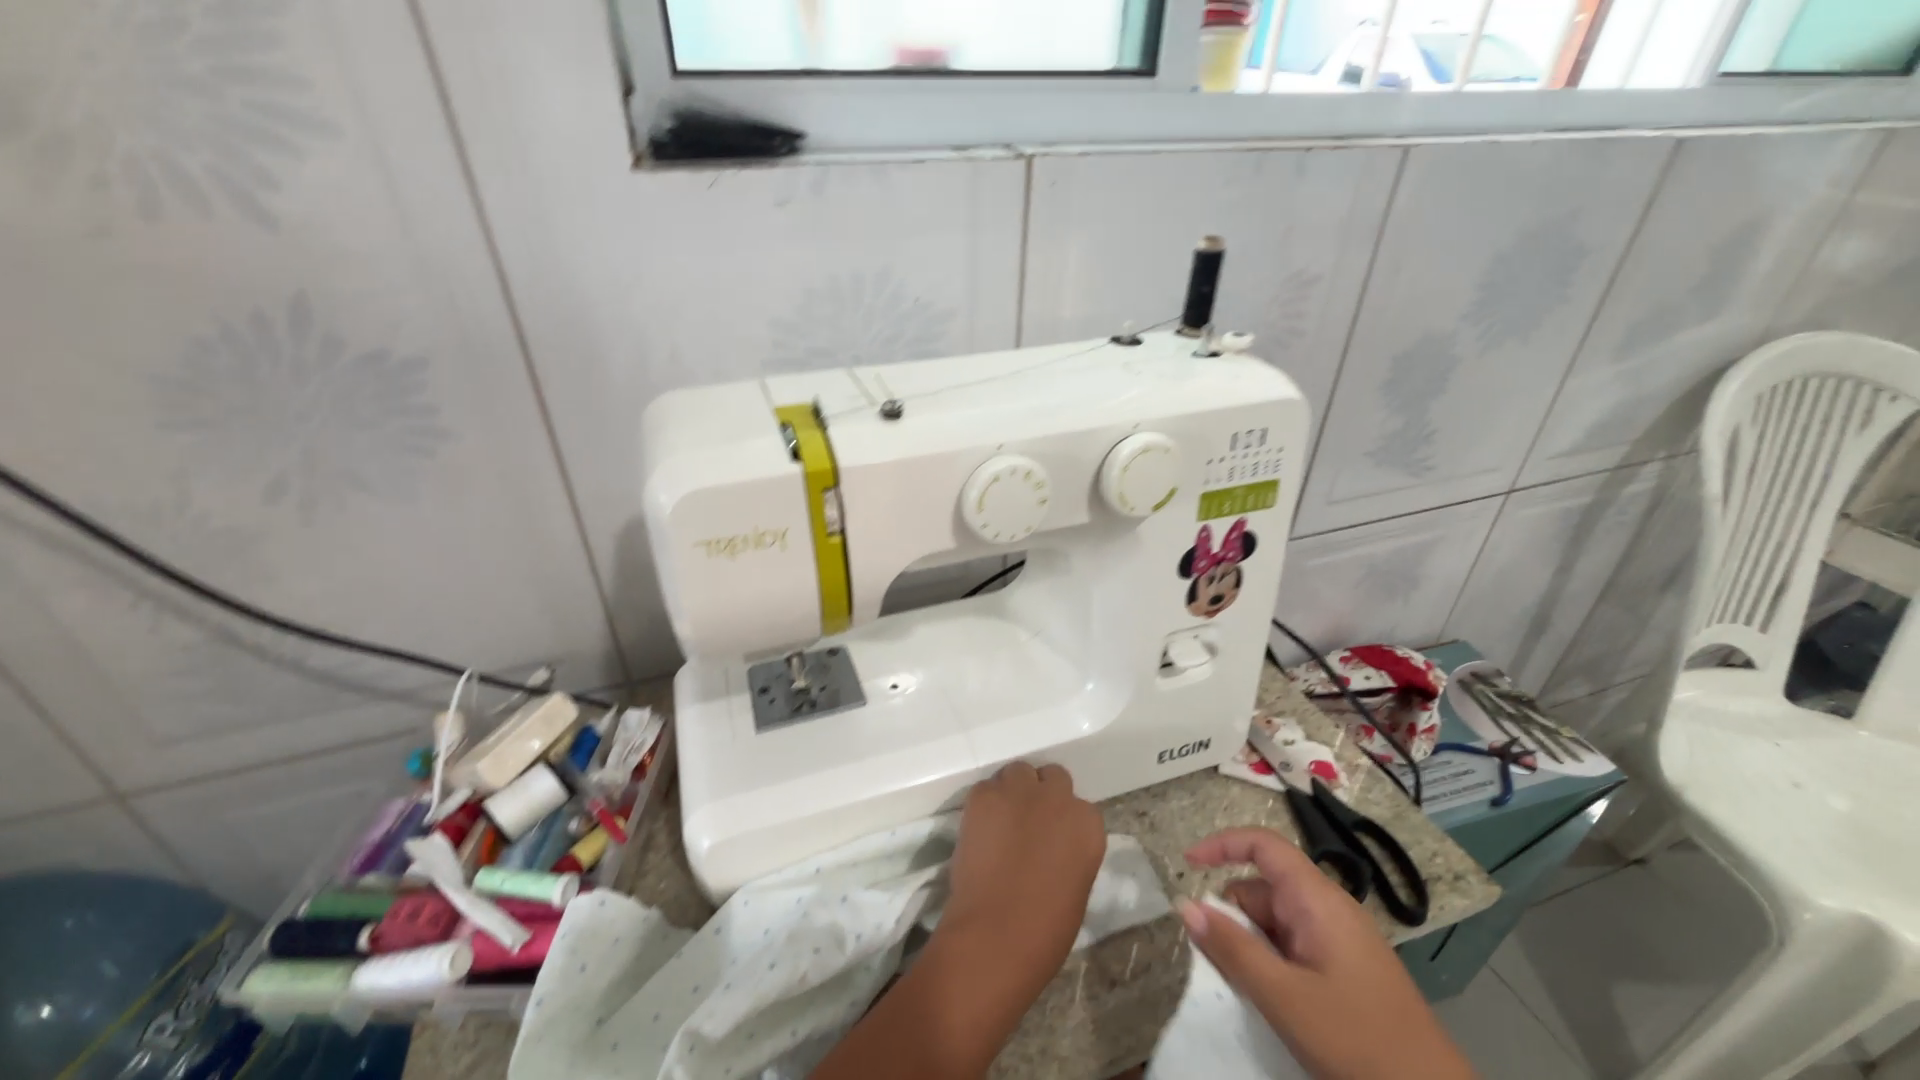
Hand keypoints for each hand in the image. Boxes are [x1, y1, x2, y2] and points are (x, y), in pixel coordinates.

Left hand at [942, 762, 1106, 971]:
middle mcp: (1058, 798)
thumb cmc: (1045, 930)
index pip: (1080, 807)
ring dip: (1013, 791)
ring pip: (1018, 773)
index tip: (1051, 838)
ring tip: (1001, 821)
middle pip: (1052, 778)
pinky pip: (986, 787)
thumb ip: (1070, 853)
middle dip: (1041, 795)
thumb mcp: (1076, 886)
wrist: (997, 933)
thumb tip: (1052, 849)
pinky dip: (984, 803)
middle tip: (1026, 823)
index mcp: (1088, 825)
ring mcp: (1019, 792)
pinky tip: (979, 829)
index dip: (1062, 821)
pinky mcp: (983, 795)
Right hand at [1177, 828, 1473, 1079]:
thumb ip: (1232, 949)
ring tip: (1246, 990)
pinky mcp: (1344, 969)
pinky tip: (1269, 999)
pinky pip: (1292, 948)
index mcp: (1318, 901)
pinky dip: (1269, 964)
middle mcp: (1329, 910)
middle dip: (1232, 916)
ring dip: (1250, 946)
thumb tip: (1185, 906)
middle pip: (1263, 888)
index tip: (1185, 865)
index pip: (1265, 846)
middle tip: (1219, 963)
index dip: (1222, 844)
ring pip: (1274, 922)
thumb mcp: (1282, 996)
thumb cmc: (1355, 1038)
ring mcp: (1339, 940)